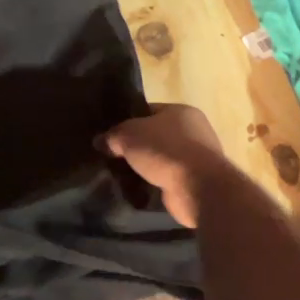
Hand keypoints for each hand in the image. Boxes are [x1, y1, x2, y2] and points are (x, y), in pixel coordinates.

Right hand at [99, 104, 235, 227]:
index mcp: (182, 112)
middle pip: (156, 135)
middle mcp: (195, 131)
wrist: (198, 187)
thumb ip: (111, 136)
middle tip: (115, 154)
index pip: (148, 111)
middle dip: (137, 145)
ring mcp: (200, 158)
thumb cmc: (164, 149)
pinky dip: (157, 181)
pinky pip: (170, 177)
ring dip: (147, 165)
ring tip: (124, 171)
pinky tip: (140, 185)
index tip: (112, 133)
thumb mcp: (126, 135)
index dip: (127, 120)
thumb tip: (100, 142)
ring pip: (163, 157)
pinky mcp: (199, 181)